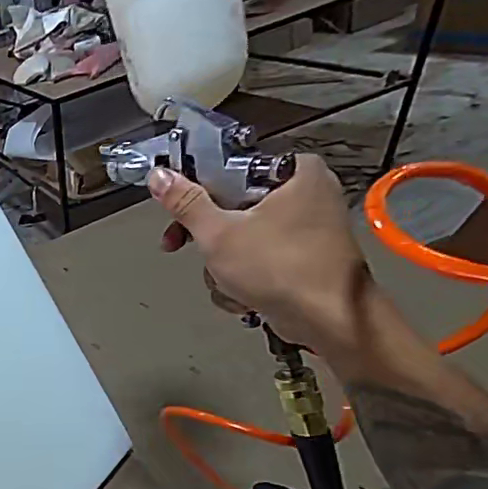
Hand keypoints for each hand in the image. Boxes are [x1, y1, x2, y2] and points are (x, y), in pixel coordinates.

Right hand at [147, 154, 379, 352]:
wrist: (327, 319)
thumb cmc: (283, 268)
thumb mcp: (218, 232)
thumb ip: (185, 203)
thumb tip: (160, 177)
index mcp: (295, 172)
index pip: (229, 169)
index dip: (196, 191)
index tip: (177, 209)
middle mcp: (305, 194)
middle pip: (230, 206)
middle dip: (208, 239)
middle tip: (182, 245)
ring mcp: (304, 228)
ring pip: (238, 237)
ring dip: (222, 264)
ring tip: (229, 280)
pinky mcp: (299, 258)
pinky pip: (254, 259)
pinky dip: (242, 277)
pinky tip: (243, 293)